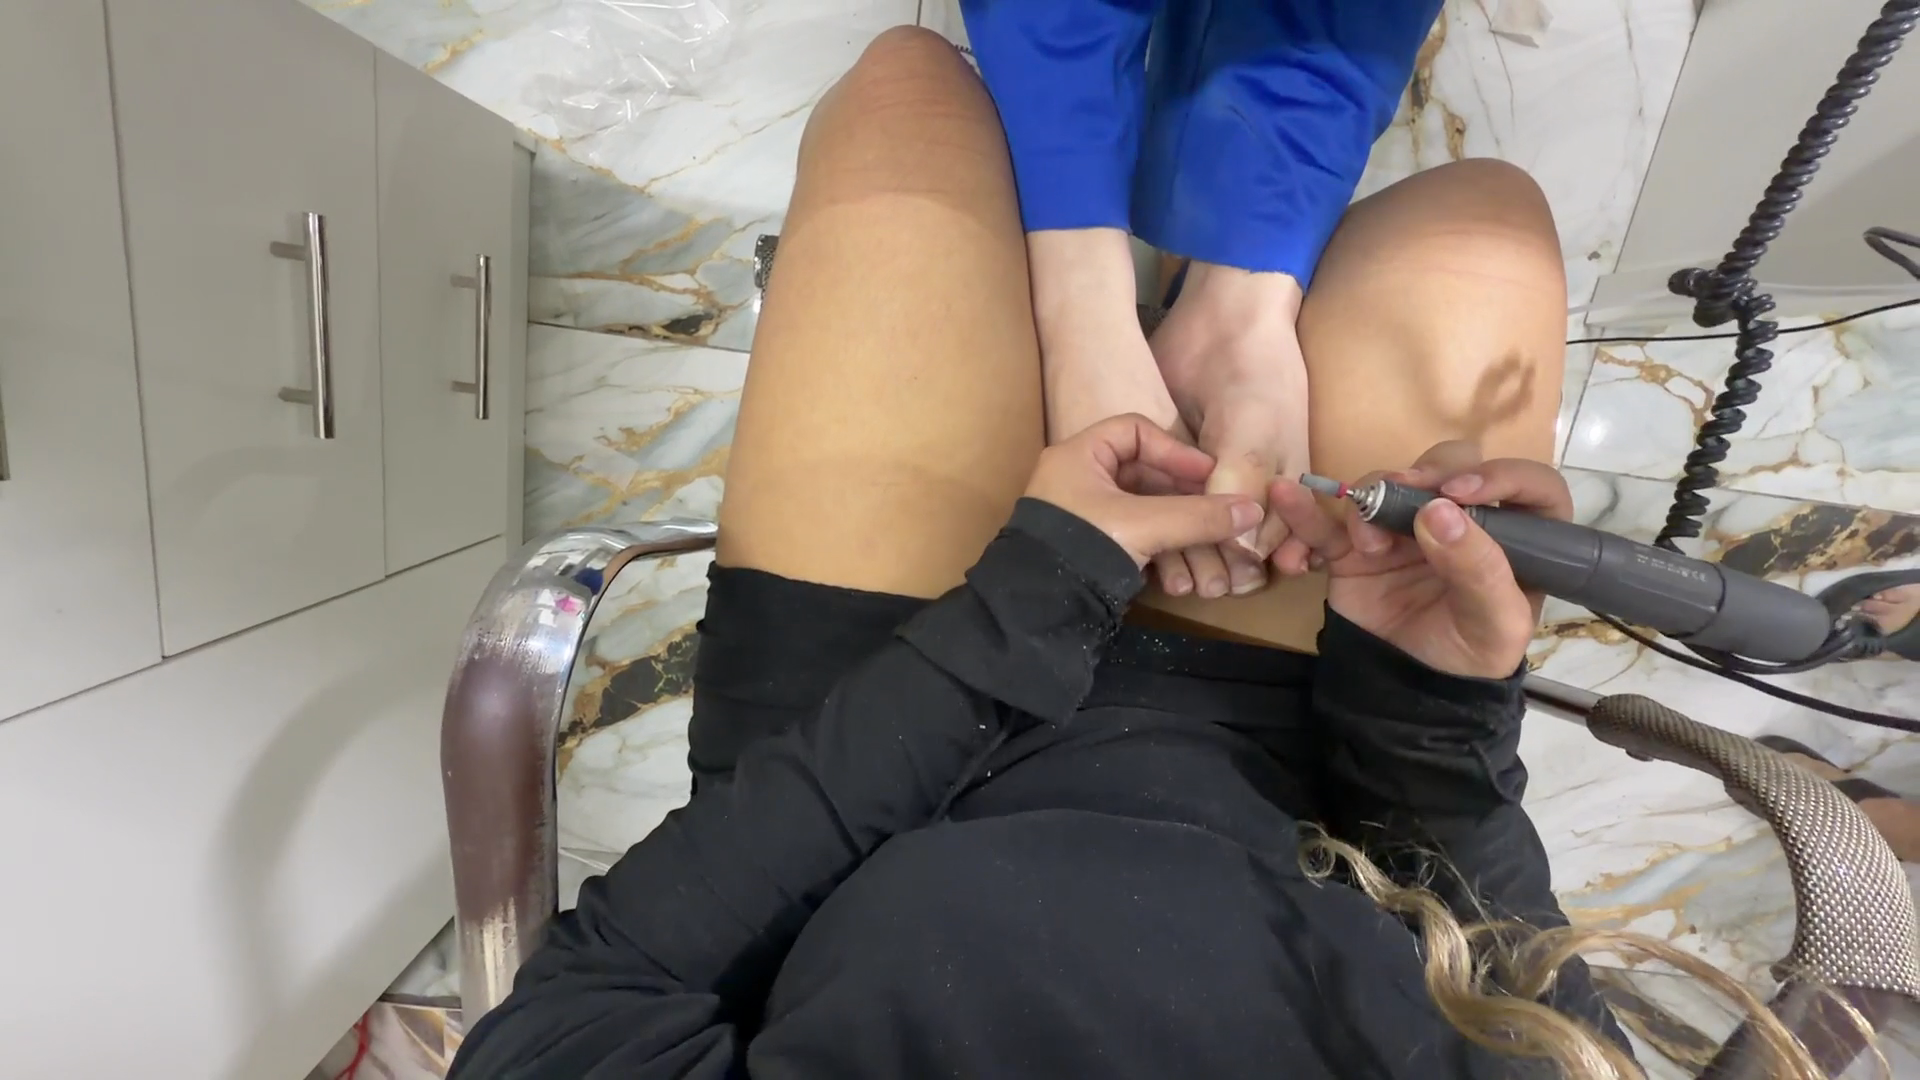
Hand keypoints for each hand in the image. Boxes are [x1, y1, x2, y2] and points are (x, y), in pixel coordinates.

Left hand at [1025, 414, 1263, 568]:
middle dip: (1186, 502)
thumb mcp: (1143, 526)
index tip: (1208, 475)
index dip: (1175, 450)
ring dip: (1180, 534)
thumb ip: (1198, 516)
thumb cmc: (1082, 548)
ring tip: (1208, 555)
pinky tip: (1182, 580)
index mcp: (1078, 457)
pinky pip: (1135, 539)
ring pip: (1145, 513)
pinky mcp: (1092, 549)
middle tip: (1220, 517)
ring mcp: (1086, 517)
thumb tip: (1252, 510)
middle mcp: (1079, 480)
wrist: (1037, 611)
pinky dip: (1161, 554)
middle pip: (1146, 476)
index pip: (1135, 431)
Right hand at [1265, 442, 1572, 678]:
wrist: (1401, 691)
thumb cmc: (1465, 655)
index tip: (1459, 494)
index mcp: (1513, 538)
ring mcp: (1401, 531)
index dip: (1500, 474)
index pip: (1526, 486)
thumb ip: (1477, 568)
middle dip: (1424, 474)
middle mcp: (1458, 523)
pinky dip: (1301, 511)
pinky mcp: (1351, 548)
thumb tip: (1438, 510)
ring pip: (1384, 486)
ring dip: (1368, 504)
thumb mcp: (1493, 623)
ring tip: (1362, 547)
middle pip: (1447, 467)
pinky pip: (1323, 521)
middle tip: (1403, 495)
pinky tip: (1285, 498)